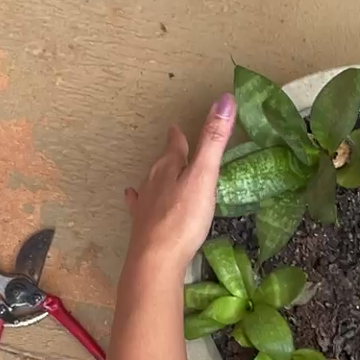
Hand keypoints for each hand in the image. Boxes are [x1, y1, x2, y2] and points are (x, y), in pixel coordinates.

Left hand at [123, 93, 234, 281]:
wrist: (155, 260)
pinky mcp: (142, 227)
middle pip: (163, 163)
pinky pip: (140, 206)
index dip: (179, 136)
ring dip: (159, 176)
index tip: (177, 127)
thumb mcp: (204, 176)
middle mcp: (153, 182)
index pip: (175, 145)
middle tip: (176, 145)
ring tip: (162, 171)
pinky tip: (134, 199)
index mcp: (169, 167)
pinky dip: (140, 200)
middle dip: (171, 154)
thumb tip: (225, 99)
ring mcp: (145, 205)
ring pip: (152, 183)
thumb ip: (214, 140)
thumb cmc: (182, 218)